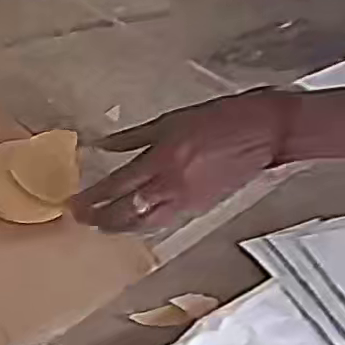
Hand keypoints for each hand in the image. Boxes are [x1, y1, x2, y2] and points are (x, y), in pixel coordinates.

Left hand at [73, 89, 292, 233]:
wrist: (272, 131)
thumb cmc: (223, 117)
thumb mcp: (172, 120)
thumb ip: (133, 138)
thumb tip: (100, 144)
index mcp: (162, 159)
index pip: (116, 186)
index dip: (91, 199)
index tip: (71, 204)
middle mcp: (170, 185)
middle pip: (125, 213)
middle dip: (99, 219)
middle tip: (80, 219)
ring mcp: (185, 200)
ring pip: (142, 224)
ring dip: (117, 227)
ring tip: (100, 224)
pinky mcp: (199, 207)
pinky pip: (162, 222)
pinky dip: (141, 226)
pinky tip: (131, 224)